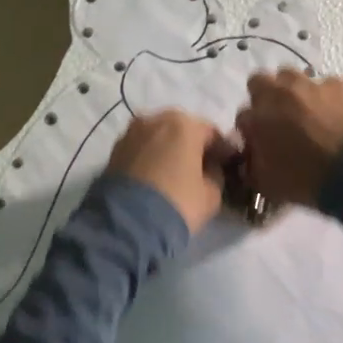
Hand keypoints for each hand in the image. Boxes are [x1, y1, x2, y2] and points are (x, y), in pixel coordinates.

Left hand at [106, 110, 230, 232]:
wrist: (126, 223)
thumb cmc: (177, 204)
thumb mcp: (211, 195)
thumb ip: (216, 175)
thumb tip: (210, 169)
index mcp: (185, 124)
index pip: (213, 133)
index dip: (223, 150)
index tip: (228, 165)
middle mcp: (156, 119)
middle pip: (183, 130)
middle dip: (193, 146)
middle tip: (200, 169)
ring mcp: (132, 132)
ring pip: (159, 137)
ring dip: (169, 150)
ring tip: (175, 173)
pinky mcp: (115, 149)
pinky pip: (142, 148)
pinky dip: (151, 157)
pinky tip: (155, 176)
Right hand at [235, 69, 342, 206]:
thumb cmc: (309, 182)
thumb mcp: (268, 185)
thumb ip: (252, 167)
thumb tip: (250, 159)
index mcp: (256, 119)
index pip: (242, 117)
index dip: (251, 130)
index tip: (261, 142)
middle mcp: (277, 94)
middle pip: (259, 82)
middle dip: (265, 97)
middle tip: (278, 118)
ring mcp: (309, 85)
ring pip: (290, 77)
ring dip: (292, 91)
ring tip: (306, 112)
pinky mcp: (338, 84)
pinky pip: (323, 85)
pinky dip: (323, 97)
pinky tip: (334, 115)